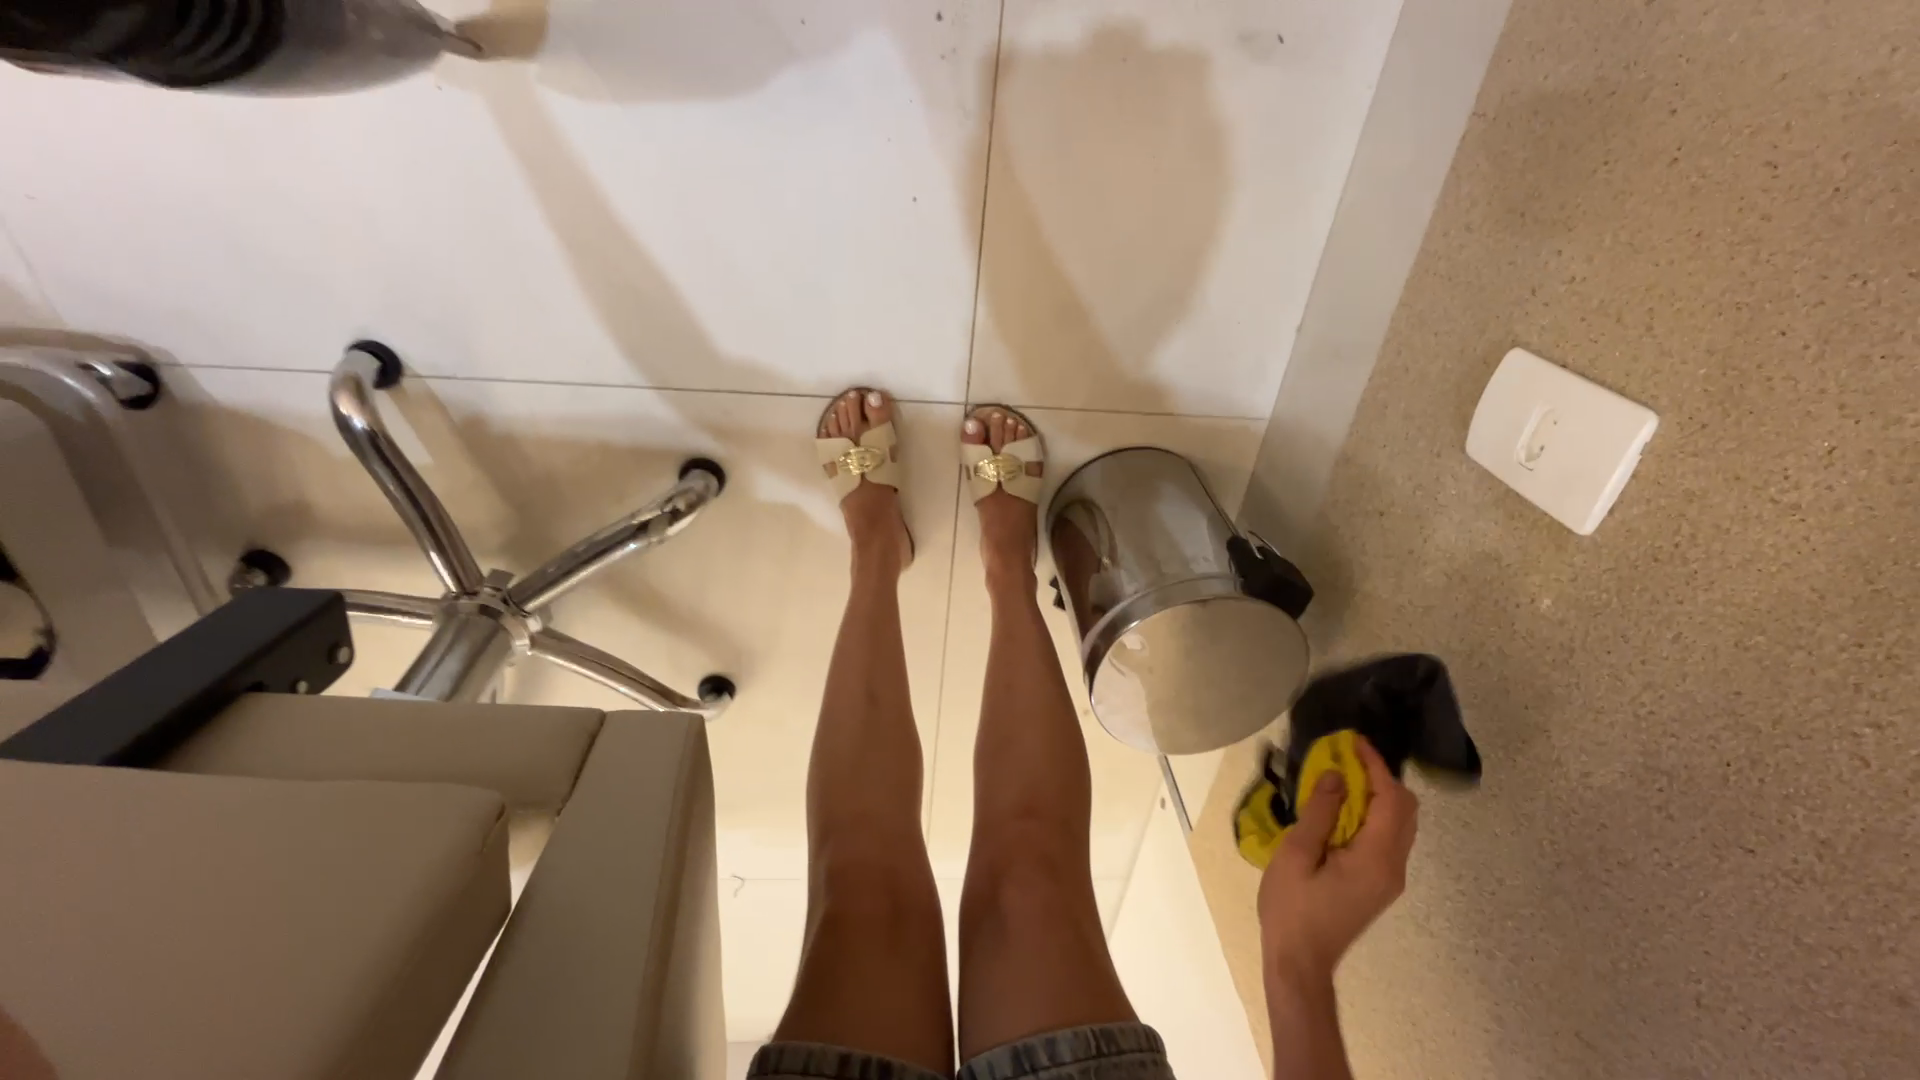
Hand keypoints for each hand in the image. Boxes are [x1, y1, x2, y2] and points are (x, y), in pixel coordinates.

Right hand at [1257, 735, 1418, 983]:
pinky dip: (1373, 814)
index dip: (1375, 766)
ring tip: (1342, 776)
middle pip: (1405, 810)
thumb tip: (1338, 775)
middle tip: (1346, 757)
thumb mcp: (1296, 853)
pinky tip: (1342, 809)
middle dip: (1381, 777)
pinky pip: (1388, 838)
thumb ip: (1320, 812)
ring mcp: (1389, 878)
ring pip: (1399, 824)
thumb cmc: (1292, 907)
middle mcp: (1394, 867)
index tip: (1353, 742)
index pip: (1390, 799)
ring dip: (1378, 795)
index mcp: (1376, 858)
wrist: (1300, 961)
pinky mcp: (1379, 884)